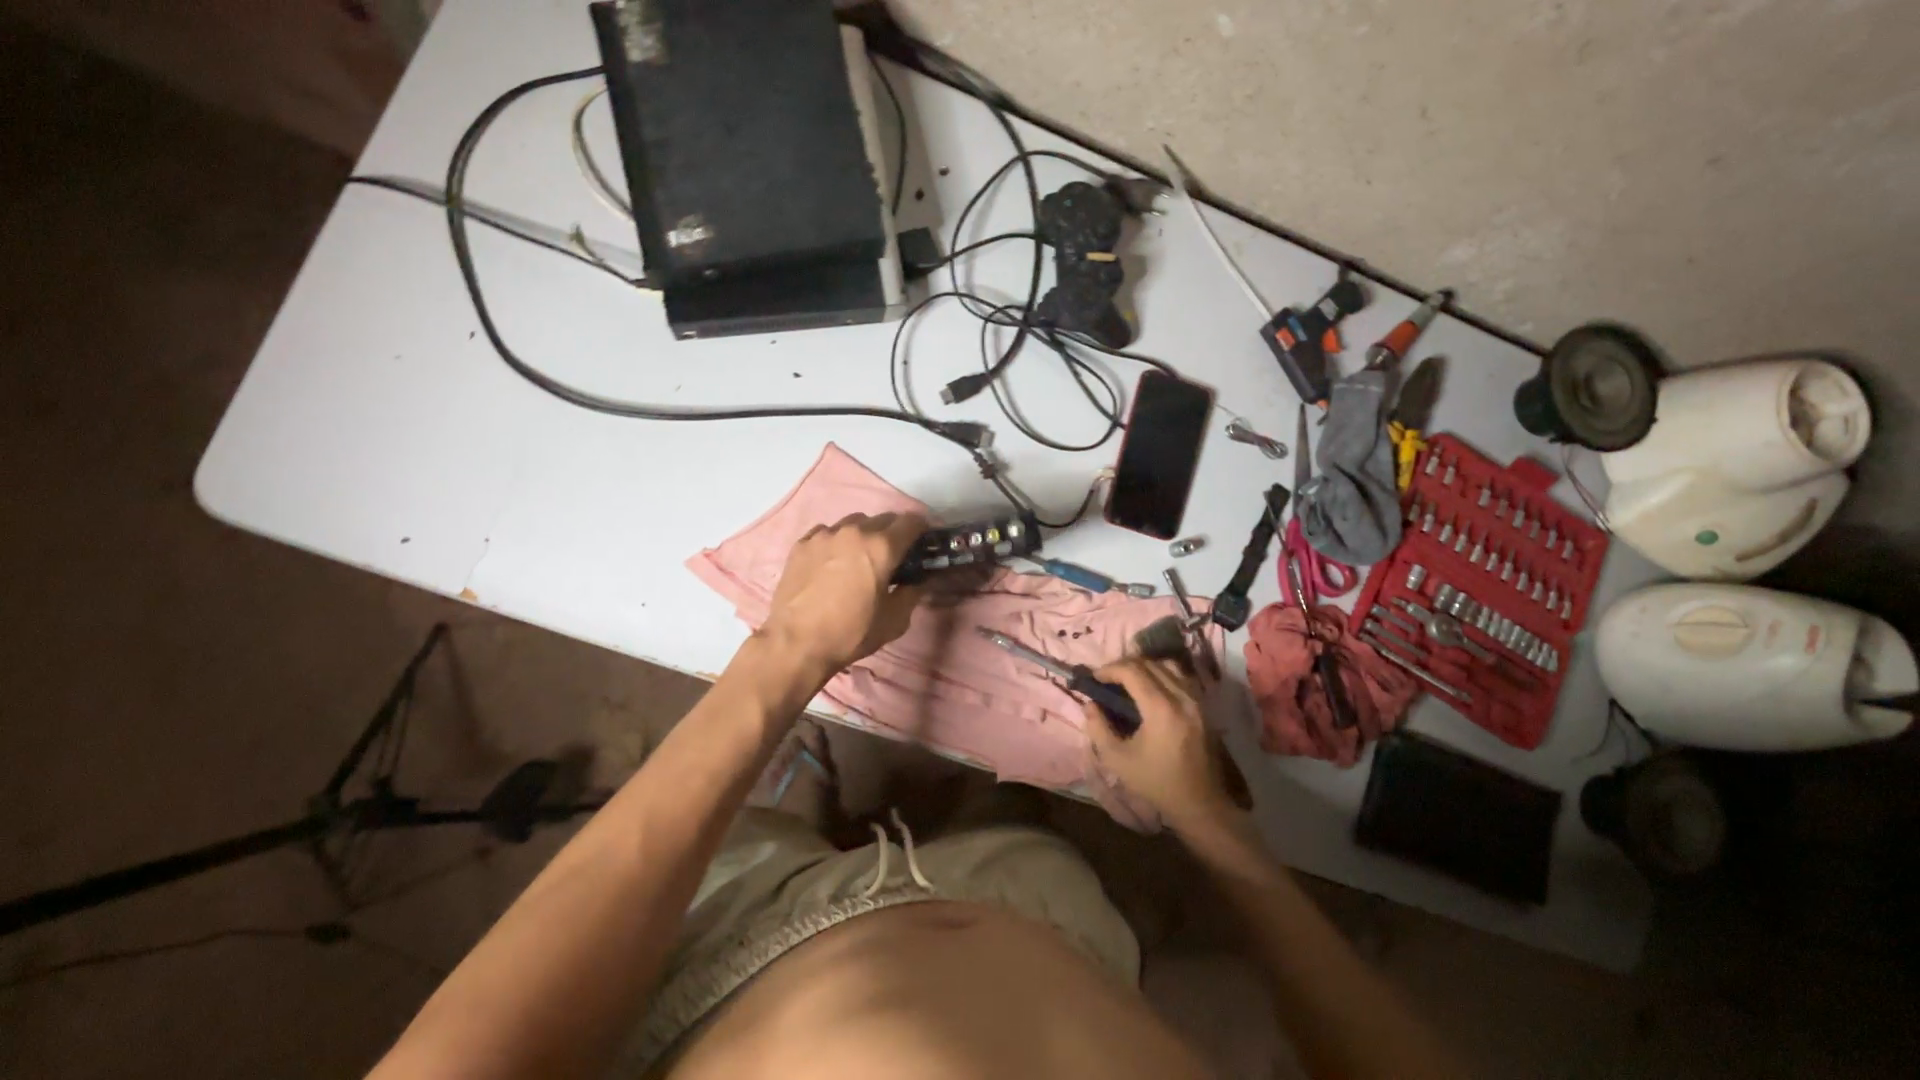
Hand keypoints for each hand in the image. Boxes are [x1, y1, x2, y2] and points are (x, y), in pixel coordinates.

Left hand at [758, 512, 927, 681]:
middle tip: (893, 555)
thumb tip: (920, 580)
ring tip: (860, 557)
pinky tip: (832, 562)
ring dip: (864, 534)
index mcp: (881, 547)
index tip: (922, 543)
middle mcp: (854, 532)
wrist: (796, 643)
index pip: (911, 522)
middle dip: (893, 533)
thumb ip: (912, 593)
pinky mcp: (801, 544)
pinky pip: (827, 533)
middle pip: (883, 519)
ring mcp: (824, 535)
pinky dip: (836, 541)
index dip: (922, 530)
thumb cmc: (851, 633)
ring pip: (853, 523)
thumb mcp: (894, 620)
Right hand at [1084, 657, 1242, 834]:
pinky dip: (1163, 675)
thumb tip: (1090, 704)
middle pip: (1150, 663)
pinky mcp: (1204, 707)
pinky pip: (1182, 678)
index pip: (1133, 671)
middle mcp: (1182, 697)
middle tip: (1108, 679)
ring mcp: (1197, 701)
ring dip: (1146, 667)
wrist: (1198, 802)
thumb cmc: (1155, 783)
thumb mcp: (1117, 760)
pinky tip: (1152, 690)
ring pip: (1169, 666)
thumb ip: (1098, 728)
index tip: (1095, 678)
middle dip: (1125, 666)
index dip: (1110, 669)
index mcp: (1161, 709)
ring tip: (1129, 681)